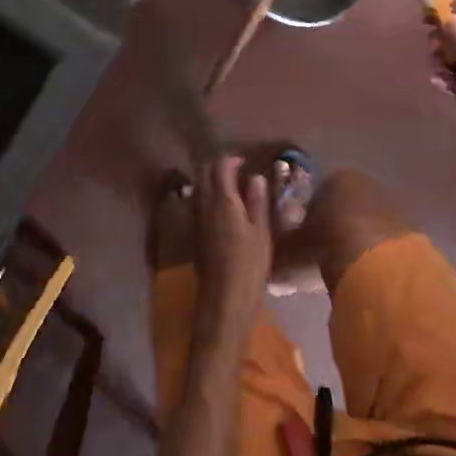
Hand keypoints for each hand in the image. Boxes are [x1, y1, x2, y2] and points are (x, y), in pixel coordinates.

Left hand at [191, 156, 272, 341]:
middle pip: (204, 172)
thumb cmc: (249, 264)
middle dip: (218, 166)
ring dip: (212, 179)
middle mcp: (204, 203)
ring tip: (232, 186)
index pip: (220, 166)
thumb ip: (257, 201)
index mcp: (222, 199)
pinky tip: (224, 206)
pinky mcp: (194, 230)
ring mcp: (196, 216)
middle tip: (238, 170)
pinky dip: (208, 194)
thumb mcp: (261, 231)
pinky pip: (198, 200)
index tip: (245, 162)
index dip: (232, 159)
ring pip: (199, 185)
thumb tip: (256, 177)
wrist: (224, 296)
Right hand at [432, 14, 455, 152]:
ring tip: (438, 68)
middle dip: (443, 43)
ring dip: (441, 61)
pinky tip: (438, 82)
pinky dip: (442, 80)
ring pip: (451, 62)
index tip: (428, 20)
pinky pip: (450, 82)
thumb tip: (449, 18)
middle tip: (433, 49)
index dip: (450, 22)